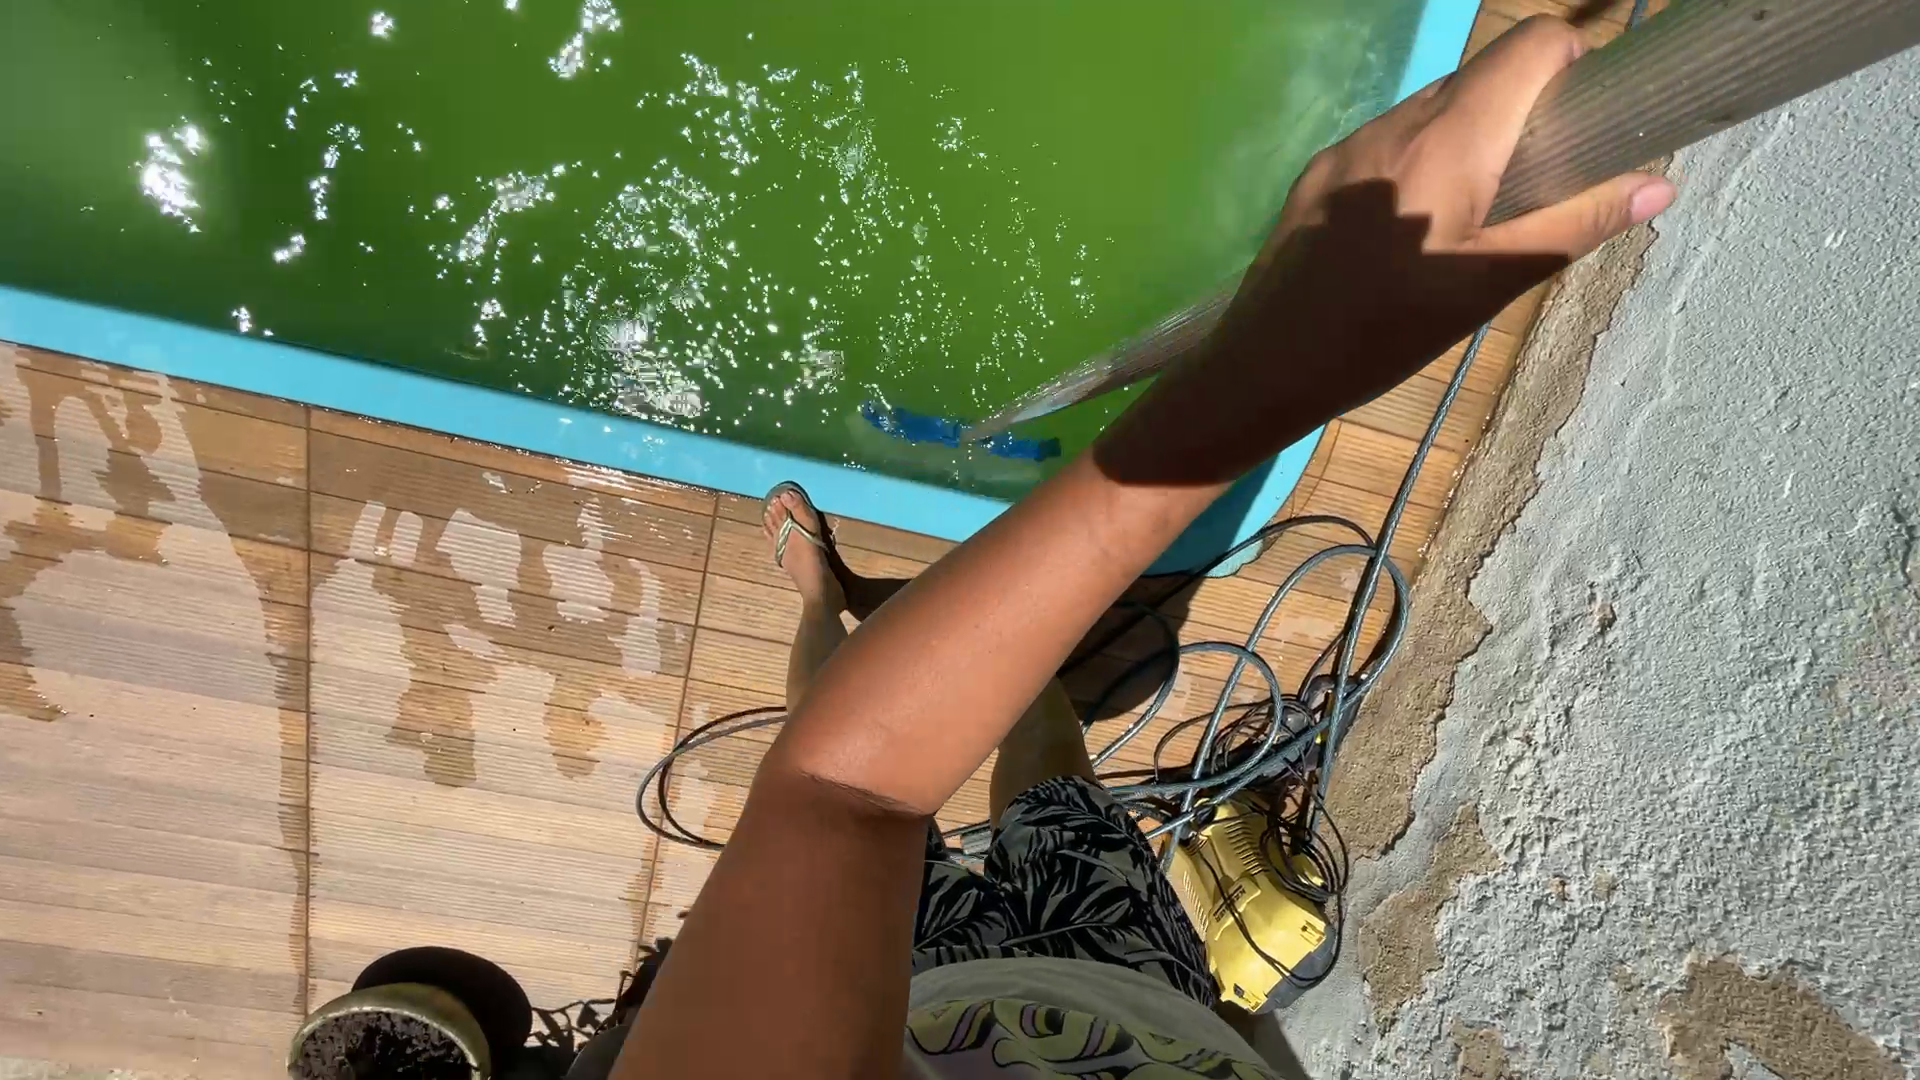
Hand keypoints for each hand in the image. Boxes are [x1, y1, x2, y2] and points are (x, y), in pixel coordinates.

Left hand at [1099, 16, 1676, 486]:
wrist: (1262, 370)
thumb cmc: (1379, 334)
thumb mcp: (1485, 286)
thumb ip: (1571, 226)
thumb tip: (1657, 184)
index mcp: (1447, 138)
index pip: (1528, 43)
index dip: (1567, 62)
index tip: (1574, 119)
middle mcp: (1388, 128)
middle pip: (1471, 79)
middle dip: (1510, 111)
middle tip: (1518, 182)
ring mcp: (1337, 154)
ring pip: (1417, 116)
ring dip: (1452, 141)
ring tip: (1452, 214)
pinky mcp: (1303, 184)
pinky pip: (1371, 150)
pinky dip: (1401, 166)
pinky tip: (1391, 230)